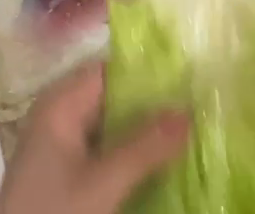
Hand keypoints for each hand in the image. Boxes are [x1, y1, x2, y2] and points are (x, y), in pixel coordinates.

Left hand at [0, 63, 189, 213]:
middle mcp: (58, 116)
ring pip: (110, 128)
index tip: (188, 80)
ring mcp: (59, 146)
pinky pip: (103, 152)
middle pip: (111, 98)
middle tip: (196, 110)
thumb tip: (188, 111)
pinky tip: (158, 165)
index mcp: (60, 103)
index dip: (147, 73)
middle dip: (150, 106)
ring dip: (143, 134)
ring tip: (188, 135)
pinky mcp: (63, 174)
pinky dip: (129, 155)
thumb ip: (145, 147)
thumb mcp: (103, 183)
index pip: (109, 71)